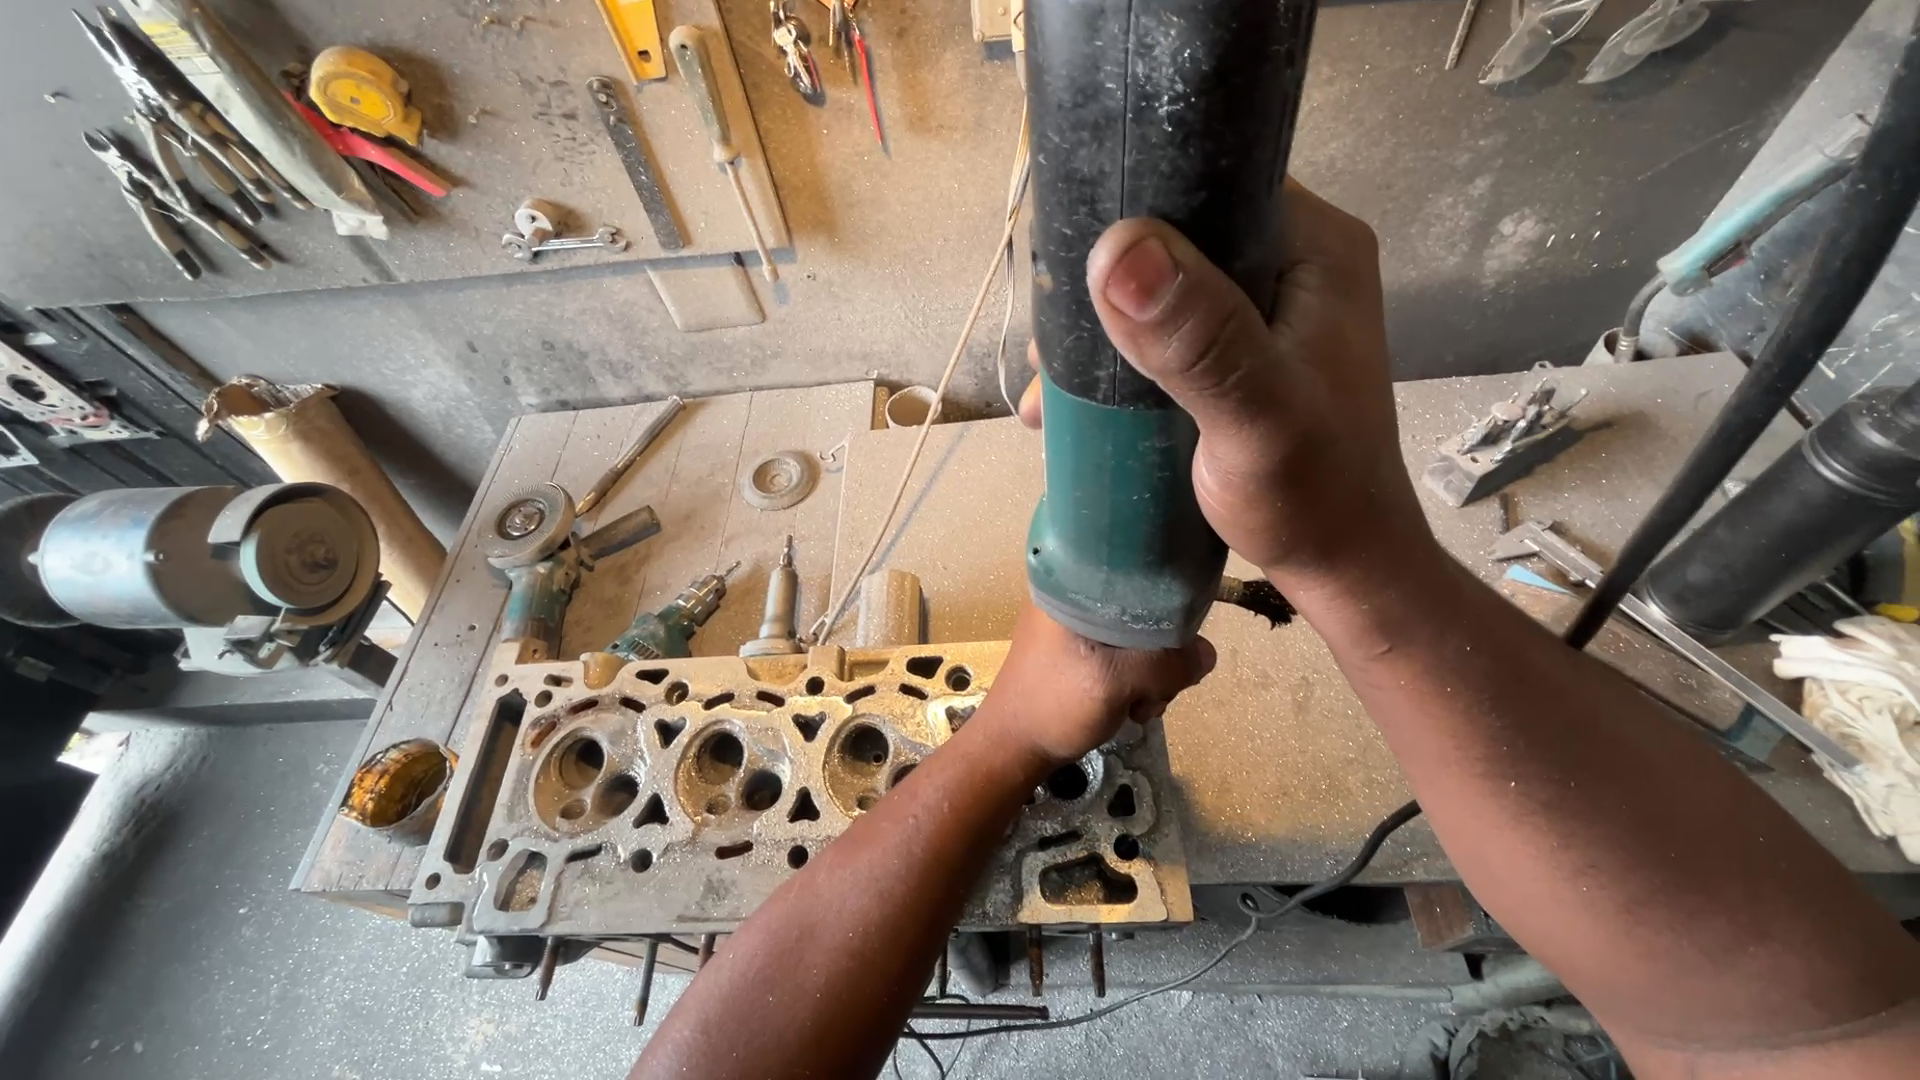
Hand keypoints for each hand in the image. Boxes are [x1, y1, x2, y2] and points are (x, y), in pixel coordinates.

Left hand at [981, 604, 1213, 767]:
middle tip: (1151, 690)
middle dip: (1160, 656)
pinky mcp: (1080, 654)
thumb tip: (1207, 654)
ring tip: (1137, 707)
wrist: (1012, 748)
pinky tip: (1130, 709)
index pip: (1138, 574)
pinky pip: (1124, 658)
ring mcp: (1077, 627)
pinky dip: (1135, 683)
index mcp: (1071, 585)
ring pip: (1139, 640)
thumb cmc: (1054, 704)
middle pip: (1144, 612)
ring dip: (1150, 677)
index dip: (1166, 607)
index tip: (1176, 644)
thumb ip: (1166, 664)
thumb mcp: (1115, 681)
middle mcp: (1074, 597)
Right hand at [1020, 180, 1437, 592]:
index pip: (1210, 179)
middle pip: (1172, 238)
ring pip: (1158, 290)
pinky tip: (1072, 402)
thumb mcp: (1255, 419)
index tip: (1062, 263)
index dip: (1131, 205)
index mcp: (1313, 248)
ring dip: (1096, 333)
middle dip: (1098, 288)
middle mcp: (1289, 264)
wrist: (1341, 567)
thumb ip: (1200, 340)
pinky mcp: (1236, 356)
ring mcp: (1261, 313)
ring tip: (1046, 385)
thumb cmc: (1312, 499)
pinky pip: (1161, 334)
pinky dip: (1115, 361)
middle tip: (1047, 347)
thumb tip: (1116, 251)